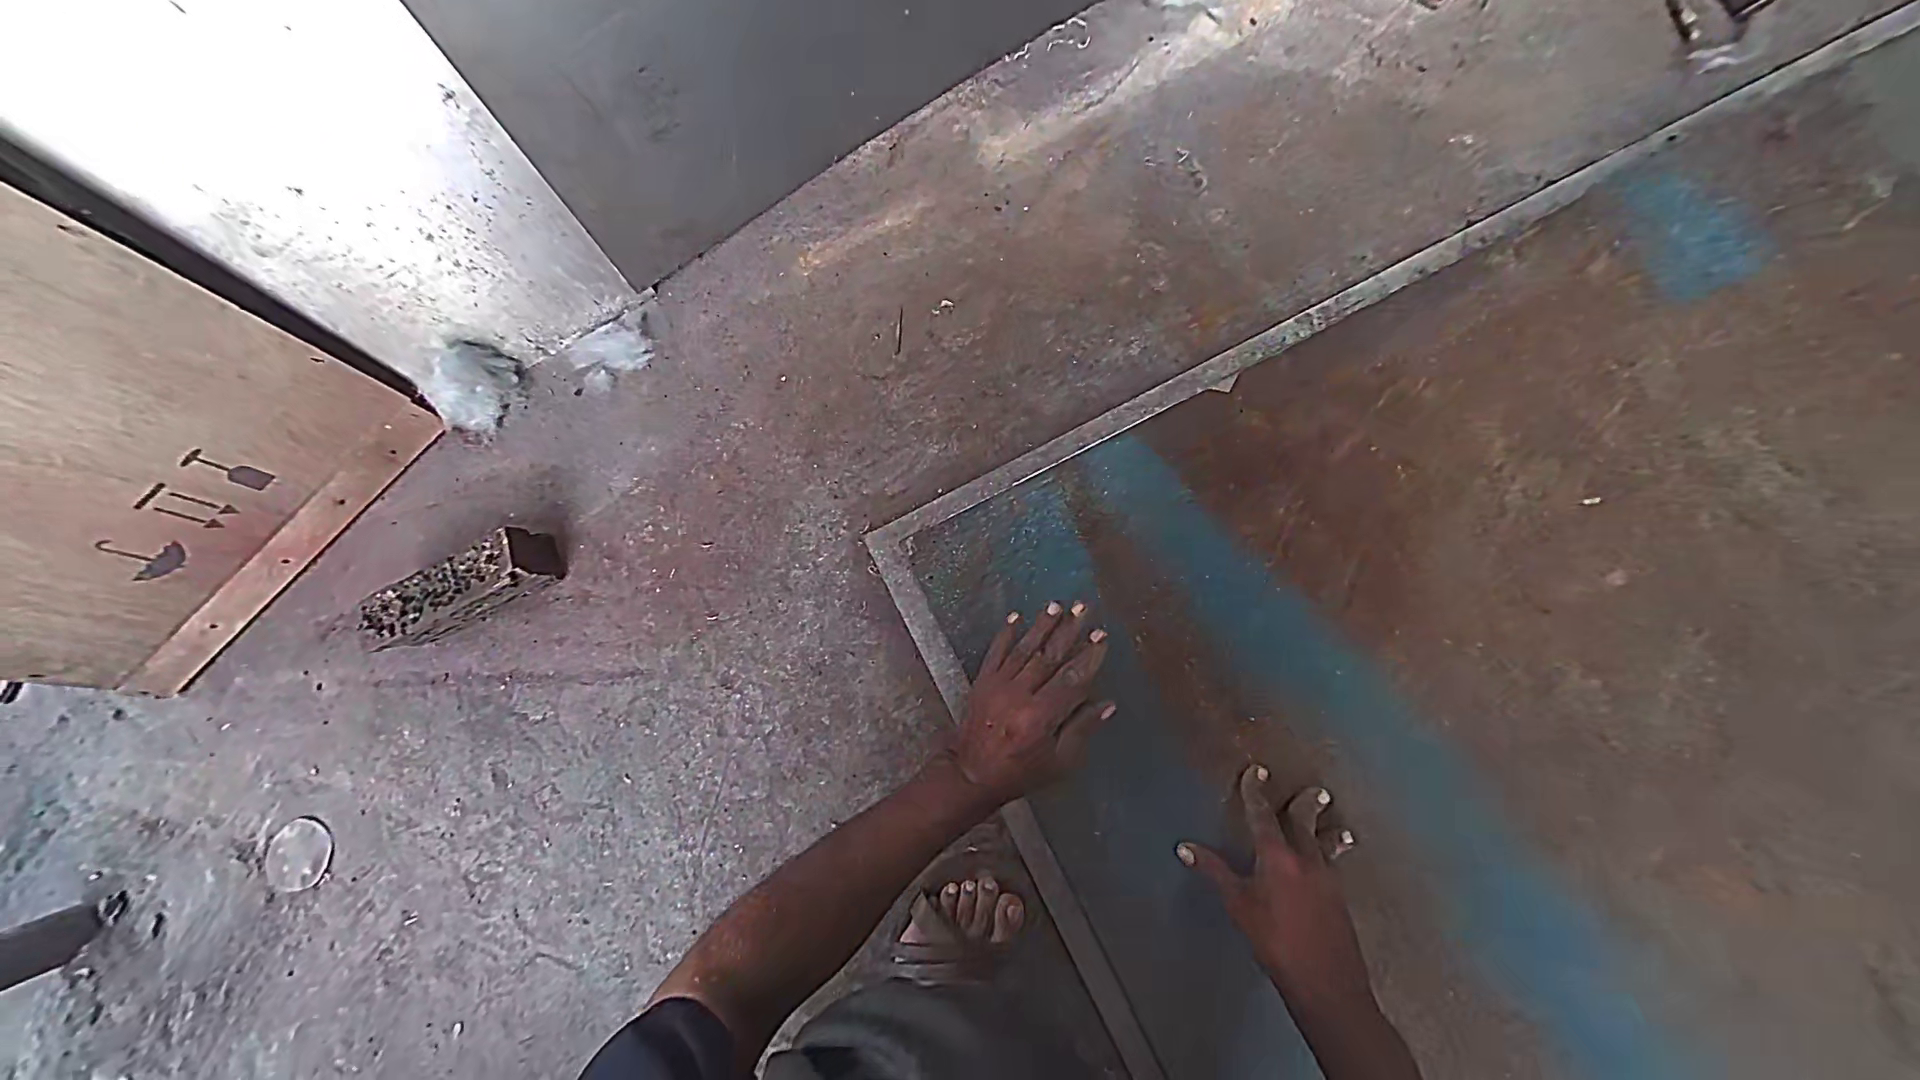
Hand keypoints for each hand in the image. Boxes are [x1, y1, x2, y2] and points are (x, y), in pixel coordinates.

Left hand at [949, 601, 1114, 805]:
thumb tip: (1107, 703)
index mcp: (1040, 717)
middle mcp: (1019, 695)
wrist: (970, 772)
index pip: (1071, 679)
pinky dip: (1006, 633)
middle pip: (1049, 656)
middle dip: (1069, 630)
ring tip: (1057, 605)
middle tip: (1083, 607)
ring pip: (1024, 649)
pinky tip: (1017, 616)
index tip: (1101, 635)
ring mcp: (998, 685)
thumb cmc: (1020, 772)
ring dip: (1042, 625)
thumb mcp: (1059, 762)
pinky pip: (996, 652)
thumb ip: (1081, 729)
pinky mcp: (983, 681)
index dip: (1089, 656)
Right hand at [1178, 764, 1370, 1008]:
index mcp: (1278, 856)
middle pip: (1304, 824)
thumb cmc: (1275, 942)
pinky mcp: (1339, 900)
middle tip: (1317, 792)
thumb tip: (1184, 847)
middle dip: (1306, 806)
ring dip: (1327, 832)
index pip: (1263, 815)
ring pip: (1325, 846)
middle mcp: (1306, 861)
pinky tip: (1331, 865)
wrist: (1328, 985)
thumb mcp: (1238, 905)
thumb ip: (1214, 872)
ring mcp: (1328, 880)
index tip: (1257, 772)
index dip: (1256, 792)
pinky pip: (1333, 866)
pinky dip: (1331, 856)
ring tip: (1337, 825)